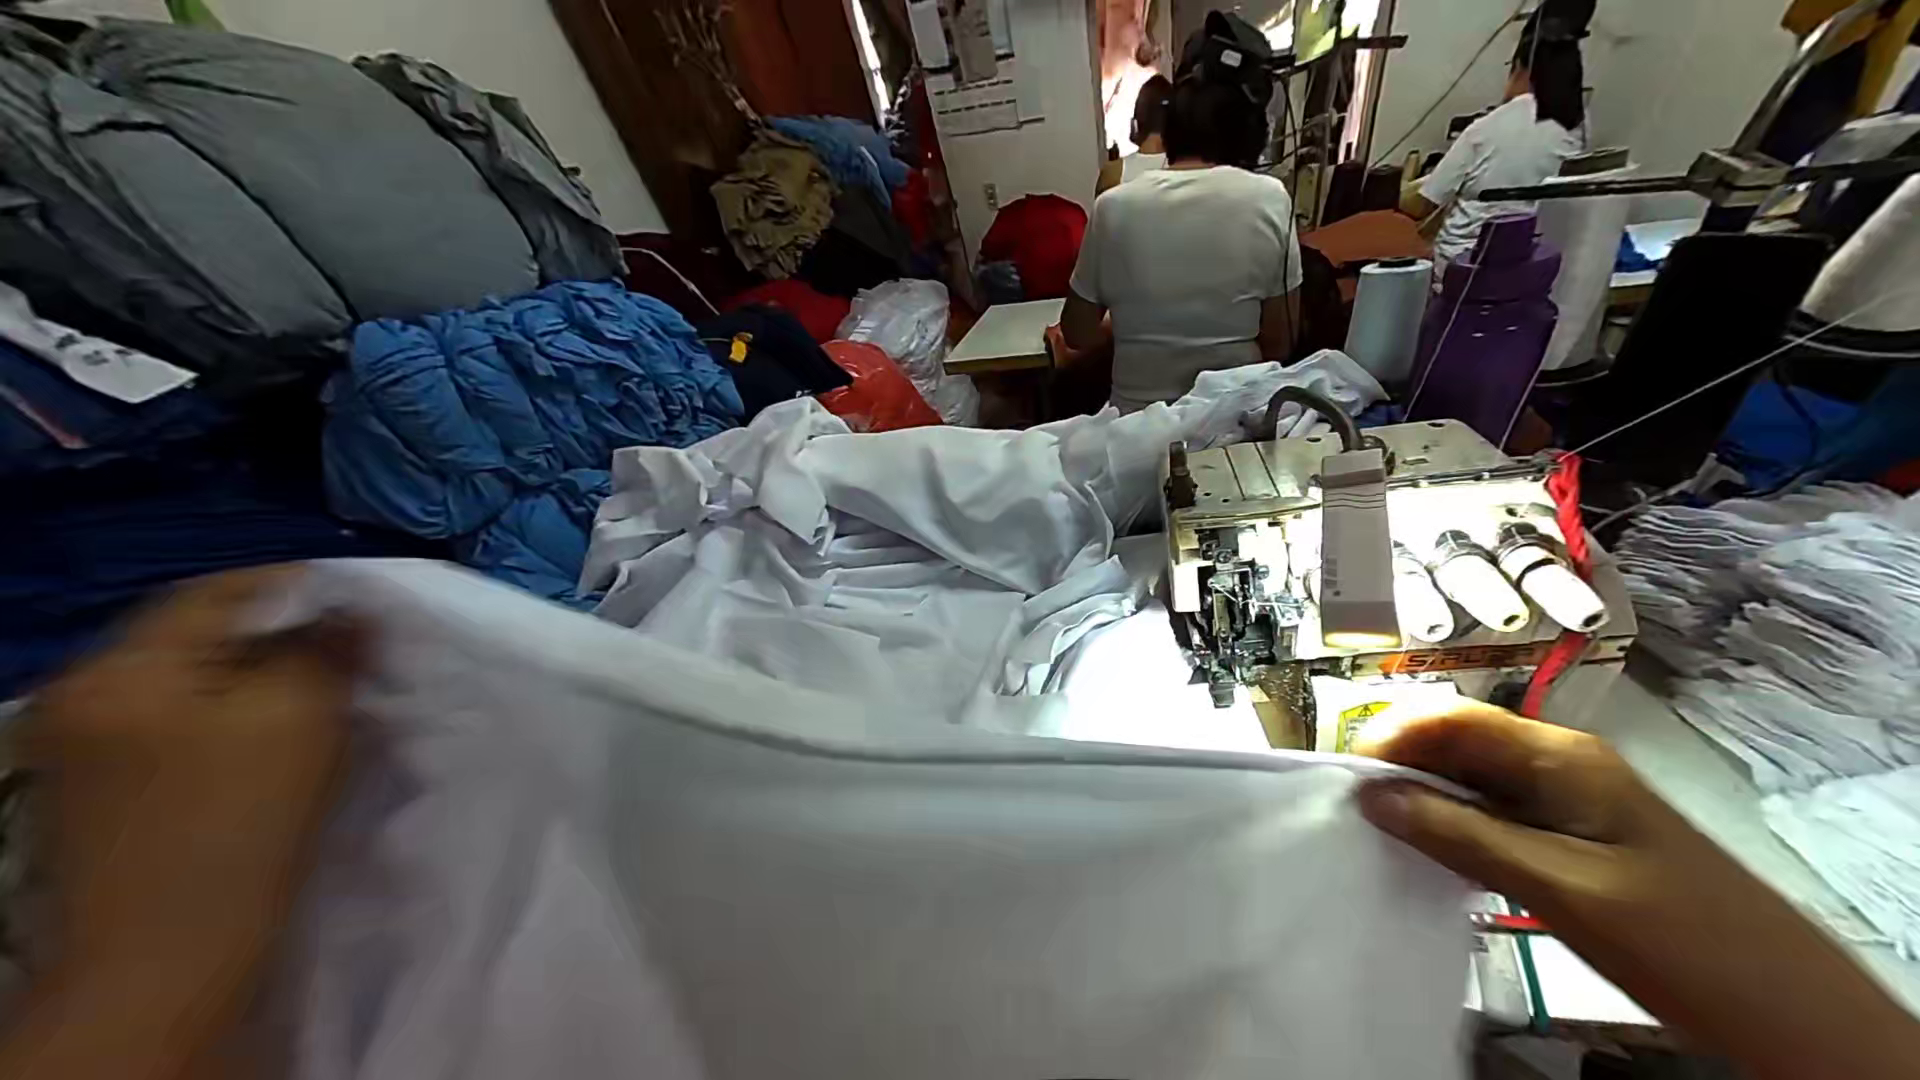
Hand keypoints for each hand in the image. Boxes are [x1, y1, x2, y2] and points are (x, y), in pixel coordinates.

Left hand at [4, 566, 357, 1079]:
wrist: (174, 950)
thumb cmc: (239, 817)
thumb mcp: (300, 714)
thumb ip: (327, 647)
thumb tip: (352, 608)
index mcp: (118, 672)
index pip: (216, 591)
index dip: (299, 585)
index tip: (371, 596)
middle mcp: (88, 697)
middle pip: (208, 634)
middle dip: (293, 630)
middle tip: (365, 640)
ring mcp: (93, 744)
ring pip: (207, 676)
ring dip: (277, 670)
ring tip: (341, 680)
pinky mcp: (118, 781)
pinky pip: (196, 714)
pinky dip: (253, 705)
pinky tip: (296, 723)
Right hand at [1356, 701, 1919, 1079]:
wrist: (1796, 1013)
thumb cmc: (1679, 938)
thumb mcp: (1558, 886)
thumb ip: (1459, 835)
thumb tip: (1371, 795)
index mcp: (1557, 755)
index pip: (1449, 718)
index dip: (1391, 737)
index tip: (1351, 779)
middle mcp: (1554, 759)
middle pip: (1453, 737)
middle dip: (1399, 763)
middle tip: (1359, 806)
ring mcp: (1560, 791)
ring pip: (1465, 771)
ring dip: (1420, 792)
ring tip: (1384, 826)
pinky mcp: (1563, 823)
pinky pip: (1485, 803)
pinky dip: (1449, 817)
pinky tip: (1430, 844)